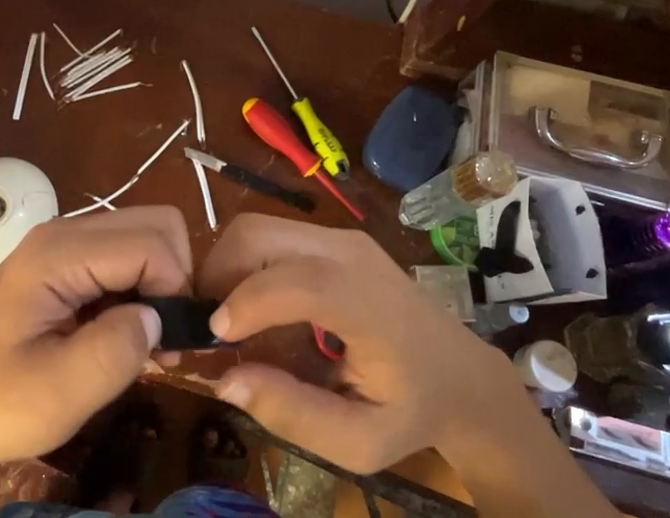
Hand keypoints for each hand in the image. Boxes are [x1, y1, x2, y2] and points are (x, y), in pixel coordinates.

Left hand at [0, 207, 191, 517]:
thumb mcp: (59, 392)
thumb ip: (117, 349)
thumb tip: (160, 317)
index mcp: (58, 254)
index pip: (151, 243)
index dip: (175, 290)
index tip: (170, 348)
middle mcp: (64, 233)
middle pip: (154, 225)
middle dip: (174, 279)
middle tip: (165, 343)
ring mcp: (63, 245)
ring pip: (144, 238)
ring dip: (160, 287)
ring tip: (148, 349)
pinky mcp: (65, 265)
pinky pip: (124, 258)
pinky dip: (141, 292)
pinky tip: (126, 338)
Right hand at [197, 213, 538, 473]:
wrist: (460, 373)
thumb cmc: (412, 410)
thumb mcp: (359, 440)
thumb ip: (294, 413)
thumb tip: (225, 380)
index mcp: (369, 303)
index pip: (299, 281)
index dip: (248, 302)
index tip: (213, 338)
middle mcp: (351, 253)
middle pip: (258, 235)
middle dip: (217, 275)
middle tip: (209, 330)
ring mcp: (341, 238)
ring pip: (257, 229)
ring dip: (226, 270)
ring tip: (229, 324)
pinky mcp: (333, 237)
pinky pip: (271, 237)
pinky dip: (245, 266)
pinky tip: (254, 312)